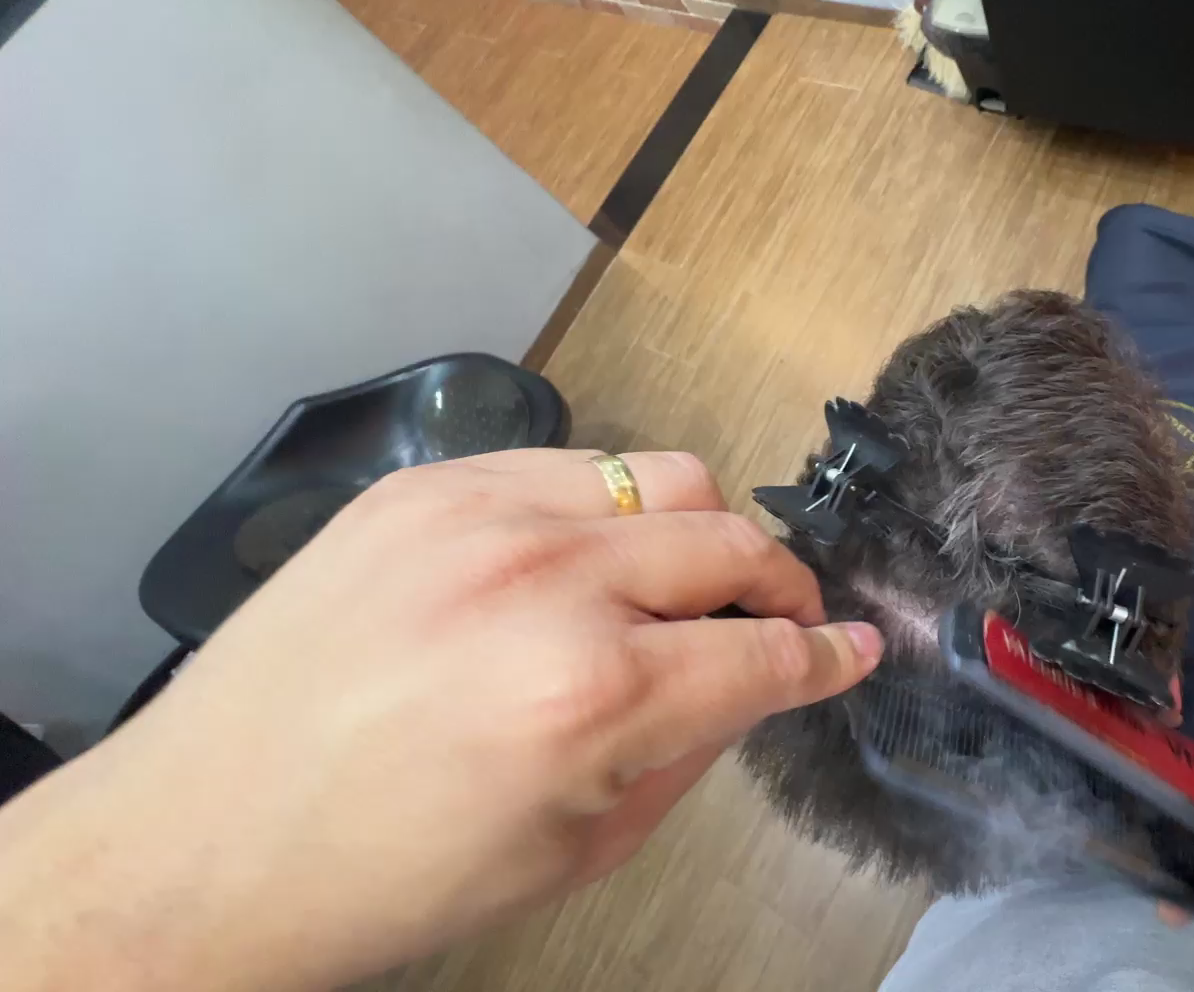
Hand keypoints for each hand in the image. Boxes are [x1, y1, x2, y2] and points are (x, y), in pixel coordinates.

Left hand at [0, 450, 880, 991]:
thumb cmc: (405, 876)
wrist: (188, 851)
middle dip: (784, 586)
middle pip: (735, 544)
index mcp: (591, 698)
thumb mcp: (591, 841)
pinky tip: (584, 559)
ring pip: (673, 477)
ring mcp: (485, 515)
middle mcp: (549, 584)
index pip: (764, 654)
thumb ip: (700, 739)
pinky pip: (583, 467)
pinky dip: (616, 513)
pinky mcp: (432, 484)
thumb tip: (763, 671)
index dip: (826, 655)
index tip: (856, 647)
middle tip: (779, 617)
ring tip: (675, 582)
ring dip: (703, 535)